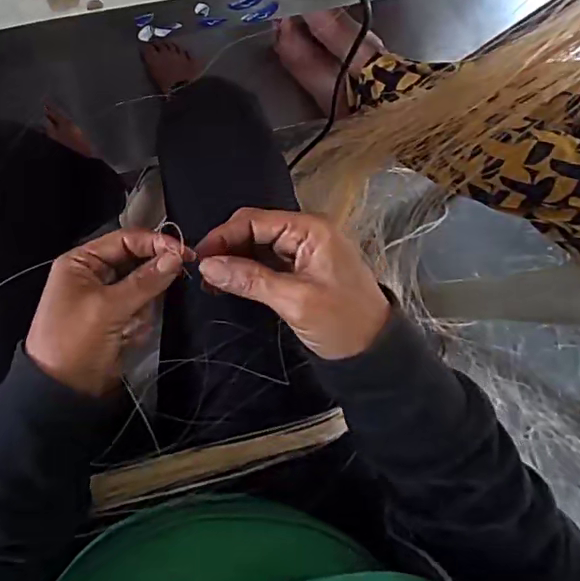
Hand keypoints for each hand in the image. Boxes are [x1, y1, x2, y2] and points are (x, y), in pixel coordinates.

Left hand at [25, 229, 187, 396]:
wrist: (61, 391)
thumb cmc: (75, 341)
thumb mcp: (108, 308)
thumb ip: (144, 281)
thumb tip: (175, 257)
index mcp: (82, 261)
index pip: (124, 239)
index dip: (154, 243)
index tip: (185, 253)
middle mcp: (94, 274)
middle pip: (137, 264)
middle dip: (149, 282)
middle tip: (164, 292)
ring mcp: (106, 298)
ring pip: (143, 290)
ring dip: (142, 308)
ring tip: (127, 327)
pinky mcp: (117, 320)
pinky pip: (141, 312)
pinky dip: (139, 324)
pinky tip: (126, 338)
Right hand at [193, 209, 389, 359]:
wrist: (381, 359)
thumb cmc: (344, 324)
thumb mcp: (294, 301)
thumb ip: (249, 279)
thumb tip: (205, 265)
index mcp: (310, 229)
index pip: (252, 221)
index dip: (221, 236)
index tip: (198, 258)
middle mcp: (305, 232)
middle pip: (251, 229)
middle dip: (225, 248)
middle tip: (203, 273)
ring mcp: (303, 249)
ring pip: (254, 244)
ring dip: (232, 260)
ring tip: (212, 282)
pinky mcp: (300, 267)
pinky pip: (264, 260)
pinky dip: (245, 270)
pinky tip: (229, 284)